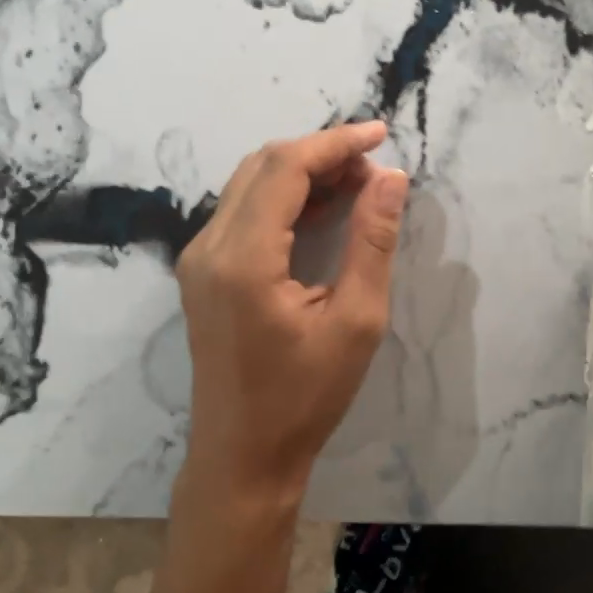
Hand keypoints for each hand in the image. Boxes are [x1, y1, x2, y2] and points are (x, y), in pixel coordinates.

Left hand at [175, 121, 408, 500]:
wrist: (242, 457)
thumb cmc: (305, 396)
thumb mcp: (356, 320)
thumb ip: (372, 241)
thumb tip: (392, 177)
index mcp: (244, 259)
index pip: (285, 168)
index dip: (335, 143)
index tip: (381, 135)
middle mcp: (210, 247)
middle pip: (263, 165)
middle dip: (322, 153)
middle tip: (374, 169)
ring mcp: (200, 259)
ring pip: (251, 182)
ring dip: (303, 172)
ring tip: (359, 184)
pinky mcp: (205, 271)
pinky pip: (244, 209)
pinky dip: (286, 196)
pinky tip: (325, 208)